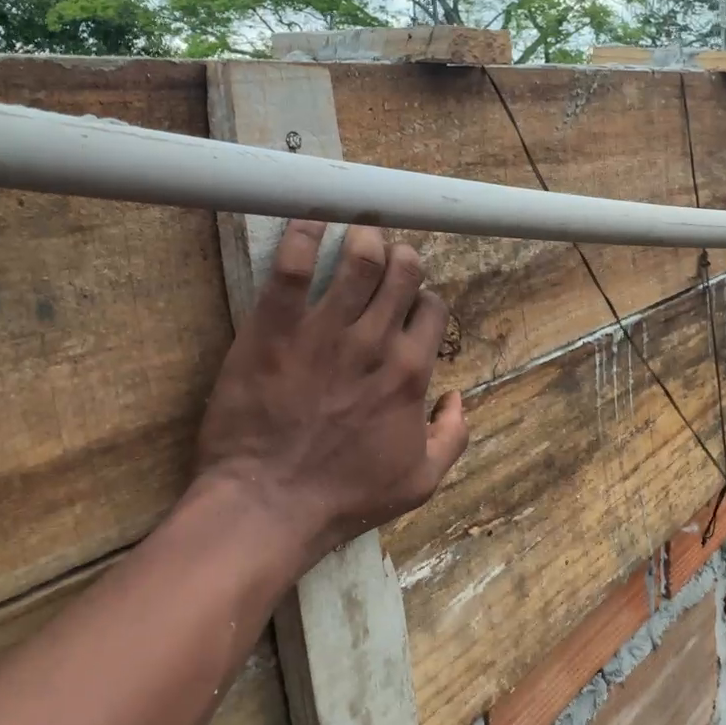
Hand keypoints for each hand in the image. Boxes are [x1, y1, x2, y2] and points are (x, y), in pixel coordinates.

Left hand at [195, 221, 468, 561]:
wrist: (267, 506)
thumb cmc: (343, 498)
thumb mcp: (419, 481)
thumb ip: (454, 436)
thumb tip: (458, 397)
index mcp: (410, 371)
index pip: (432, 307)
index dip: (423, 300)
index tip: (407, 306)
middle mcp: (375, 342)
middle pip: (403, 271)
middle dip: (402, 257)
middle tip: (387, 258)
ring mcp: (324, 331)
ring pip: (359, 259)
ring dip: (364, 238)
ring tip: (357, 232)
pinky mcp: (274, 328)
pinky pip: (291, 266)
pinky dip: (302, 234)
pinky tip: (308, 218)